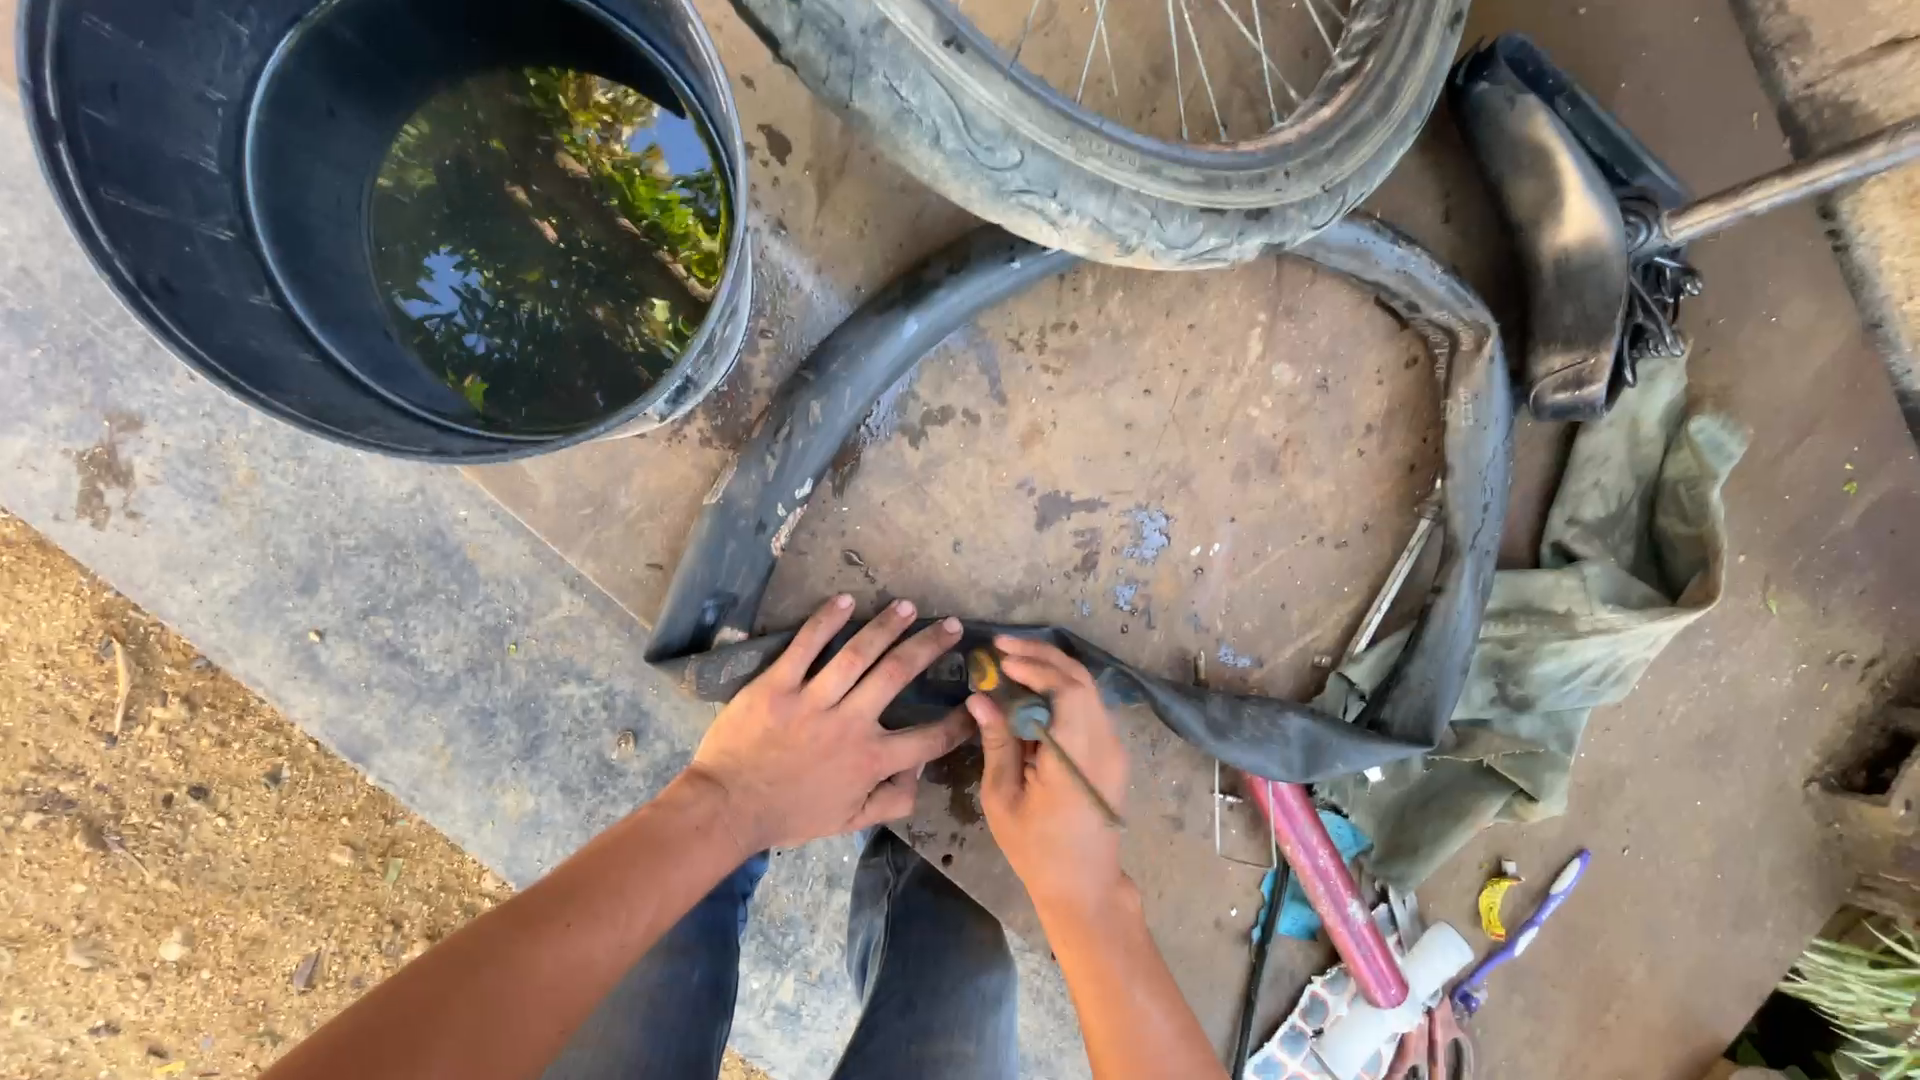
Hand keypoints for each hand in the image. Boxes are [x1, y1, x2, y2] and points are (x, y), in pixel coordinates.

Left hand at [686, 595, 971, 852]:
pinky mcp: (778, 685)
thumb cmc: (789, 815)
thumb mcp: (848, 822)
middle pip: (897, 674)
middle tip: (950, 625)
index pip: (928, 739)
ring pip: (858, 654)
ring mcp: (812, 700)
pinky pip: (806, 646)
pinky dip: (827, 621)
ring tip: (907, 607)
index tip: (977, 701)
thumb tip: (920, 773)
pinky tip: (847, 600)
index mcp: (870, 760)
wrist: (727, 809)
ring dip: (886, 626)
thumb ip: (891, 802)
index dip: (960, 722)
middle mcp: (850, 724)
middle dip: (929, 646)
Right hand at [971, 636, 1129, 916]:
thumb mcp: (1003, 798)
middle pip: (1082, 680)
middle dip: (1042, 657)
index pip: (1068, 690)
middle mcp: (1105, 745)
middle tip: (1003, 647)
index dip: (1035, 666)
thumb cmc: (1037, 849)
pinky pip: (1088, 707)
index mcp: (1077, 758)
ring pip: (1088, 690)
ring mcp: (1114, 749)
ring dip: (1052, 670)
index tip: (1000, 658)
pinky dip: (1061, 690)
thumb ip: (996, 743)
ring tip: (1012, 662)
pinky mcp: (1112, 754)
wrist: (1084, 886)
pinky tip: (1032, 691)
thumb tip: (980, 698)